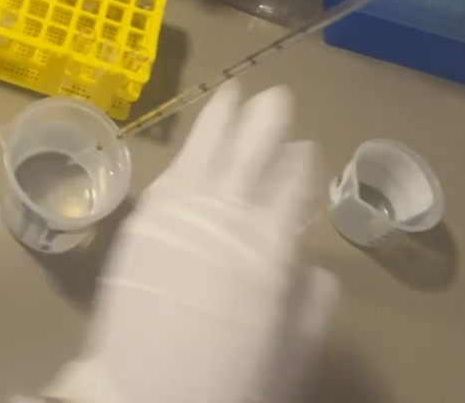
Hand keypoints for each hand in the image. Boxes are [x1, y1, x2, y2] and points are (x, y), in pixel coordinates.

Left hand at [42, 84, 338, 402]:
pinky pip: (172, 172)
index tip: (306, 144)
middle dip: (264, 123)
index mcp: (267, 257)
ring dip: (222, 120)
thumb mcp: (286, 359)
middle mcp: (225, 224)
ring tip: (233, 91)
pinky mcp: (144, 219)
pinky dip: (189, 149)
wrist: (144, 395)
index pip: (289, 192)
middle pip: (250, 158)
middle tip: (276, 94)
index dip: (298, 165)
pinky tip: (196, 137)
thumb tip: (320, 269)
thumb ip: (309, 311)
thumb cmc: (226, 383)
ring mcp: (180, 215)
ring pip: (208, 153)